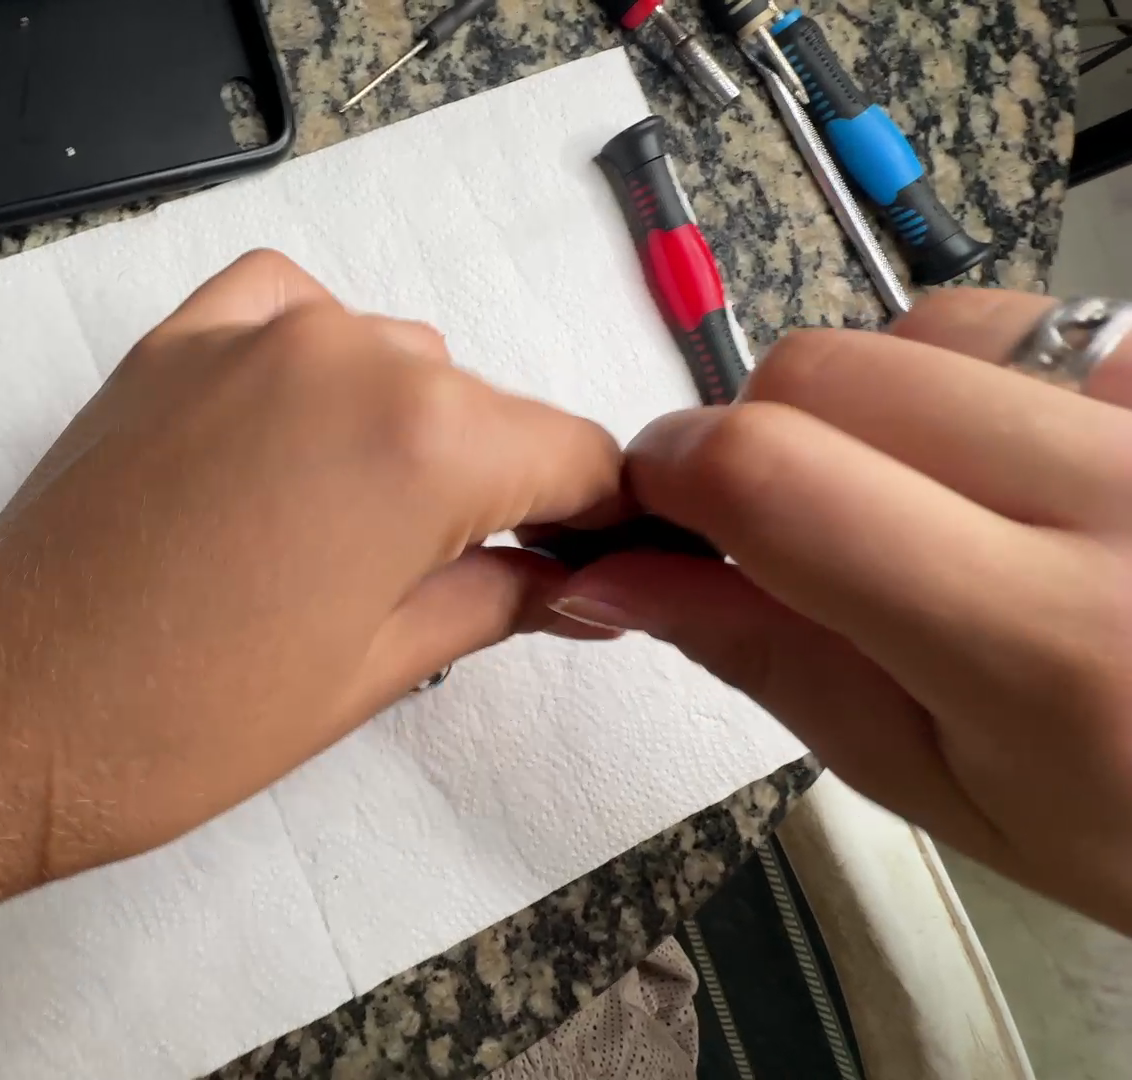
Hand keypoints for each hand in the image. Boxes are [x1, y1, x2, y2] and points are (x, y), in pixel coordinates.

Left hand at [0, 250, 622, 880]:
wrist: (6, 712)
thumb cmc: (189, 722)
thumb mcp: (372, 674)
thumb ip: (491, 602)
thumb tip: (569, 581)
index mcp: (423, 440)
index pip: (572, 455)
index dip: (592, 517)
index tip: (585, 561)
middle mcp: (344, 355)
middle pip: (475, 406)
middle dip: (482, 484)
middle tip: (435, 570)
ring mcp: (245, 336)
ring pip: (384, 358)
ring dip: (396, 427)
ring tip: (340, 521)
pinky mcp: (167, 346)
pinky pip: (281, 310)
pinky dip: (311, 353)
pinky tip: (294, 421)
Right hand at [548, 289, 1131, 929]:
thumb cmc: (1130, 819)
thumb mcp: (907, 765)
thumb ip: (745, 649)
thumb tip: (596, 579)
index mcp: (1037, 640)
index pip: (768, 476)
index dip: (666, 466)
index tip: (649, 501)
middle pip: (821, 371)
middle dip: (749, 430)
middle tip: (778, 516)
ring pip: (921, 326)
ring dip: (858, 398)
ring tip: (902, 488)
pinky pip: (1033, 317)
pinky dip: (959, 373)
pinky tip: (995, 457)